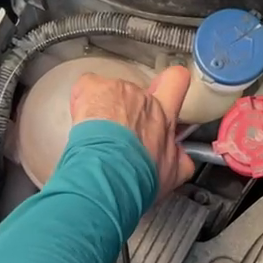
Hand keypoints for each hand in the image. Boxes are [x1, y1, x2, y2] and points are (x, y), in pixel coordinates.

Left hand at [70, 65, 196, 194]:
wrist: (109, 175)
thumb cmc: (138, 179)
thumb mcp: (169, 176)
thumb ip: (179, 162)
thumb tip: (182, 159)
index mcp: (163, 119)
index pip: (177, 82)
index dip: (171, 83)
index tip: (165, 91)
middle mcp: (143, 101)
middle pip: (136, 93)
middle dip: (128, 107)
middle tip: (118, 130)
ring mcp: (119, 92)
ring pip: (111, 94)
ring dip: (104, 111)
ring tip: (94, 136)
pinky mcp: (93, 88)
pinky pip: (87, 87)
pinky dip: (82, 102)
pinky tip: (81, 123)